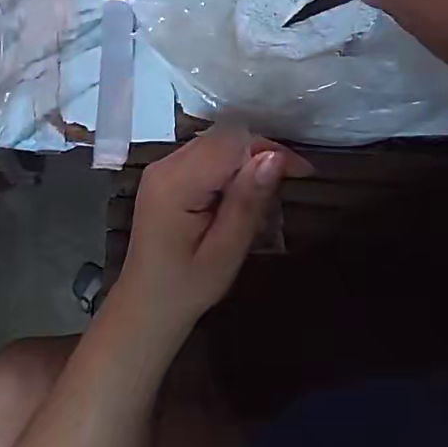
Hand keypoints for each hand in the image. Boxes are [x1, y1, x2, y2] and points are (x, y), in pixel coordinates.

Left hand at [112, 126, 313, 337]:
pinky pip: (207, 156)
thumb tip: (274, 157)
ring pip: (217, 144)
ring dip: (247, 163)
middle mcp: (165, 164)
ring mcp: (163, 167)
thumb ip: (248, 201)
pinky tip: (241, 197)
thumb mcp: (225, 251)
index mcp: (175, 182)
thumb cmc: (186, 287)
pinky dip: (231, 169)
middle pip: (223, 139)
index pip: (231, 144)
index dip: (269, 151)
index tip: (302, 172)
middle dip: (260, 156)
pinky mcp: (167, 174)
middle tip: (285, 188)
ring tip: (266, 197)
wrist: (145, 308)